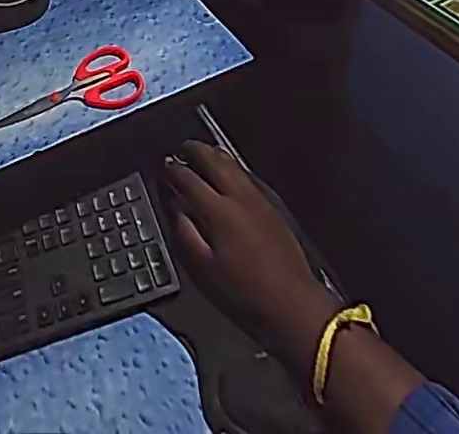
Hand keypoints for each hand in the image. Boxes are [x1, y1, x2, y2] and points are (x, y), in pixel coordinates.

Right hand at [163, 141, 335, 334]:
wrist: (295, 308)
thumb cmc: (246, 293)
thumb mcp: (203, 268)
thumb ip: (184, 231)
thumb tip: (174, 208)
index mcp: (218, 211)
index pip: (187, 178)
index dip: (170, 170)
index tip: (163, 169)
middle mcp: (240, 198)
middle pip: (213, 159)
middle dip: (193, 150)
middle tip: (181, 150)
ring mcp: (260, 200)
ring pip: (233, 164)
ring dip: (214, 155)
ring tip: (202, 153)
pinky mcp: (274, 208)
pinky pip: (248, 176)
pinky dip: (233, 167)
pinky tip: (230, 173)